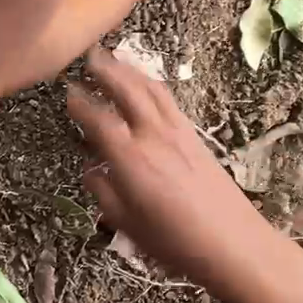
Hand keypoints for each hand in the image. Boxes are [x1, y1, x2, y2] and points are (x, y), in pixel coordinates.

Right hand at [67, 49, 286, 299]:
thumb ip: (104, 193)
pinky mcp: (195, 136)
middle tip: (88, 57)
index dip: (79, 104)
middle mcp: (152, 136)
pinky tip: (145, 84)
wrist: (236, 245)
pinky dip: (151, 84)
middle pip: (126, 91)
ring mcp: (177, 133)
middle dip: (105, 71)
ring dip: (129, 71)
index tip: (66, 93)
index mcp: (130, 159)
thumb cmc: (176, 242)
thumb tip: (92, 172)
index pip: (98, 120)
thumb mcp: (127, 224)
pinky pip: (168, 99)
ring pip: (150, 89)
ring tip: (113, 59)